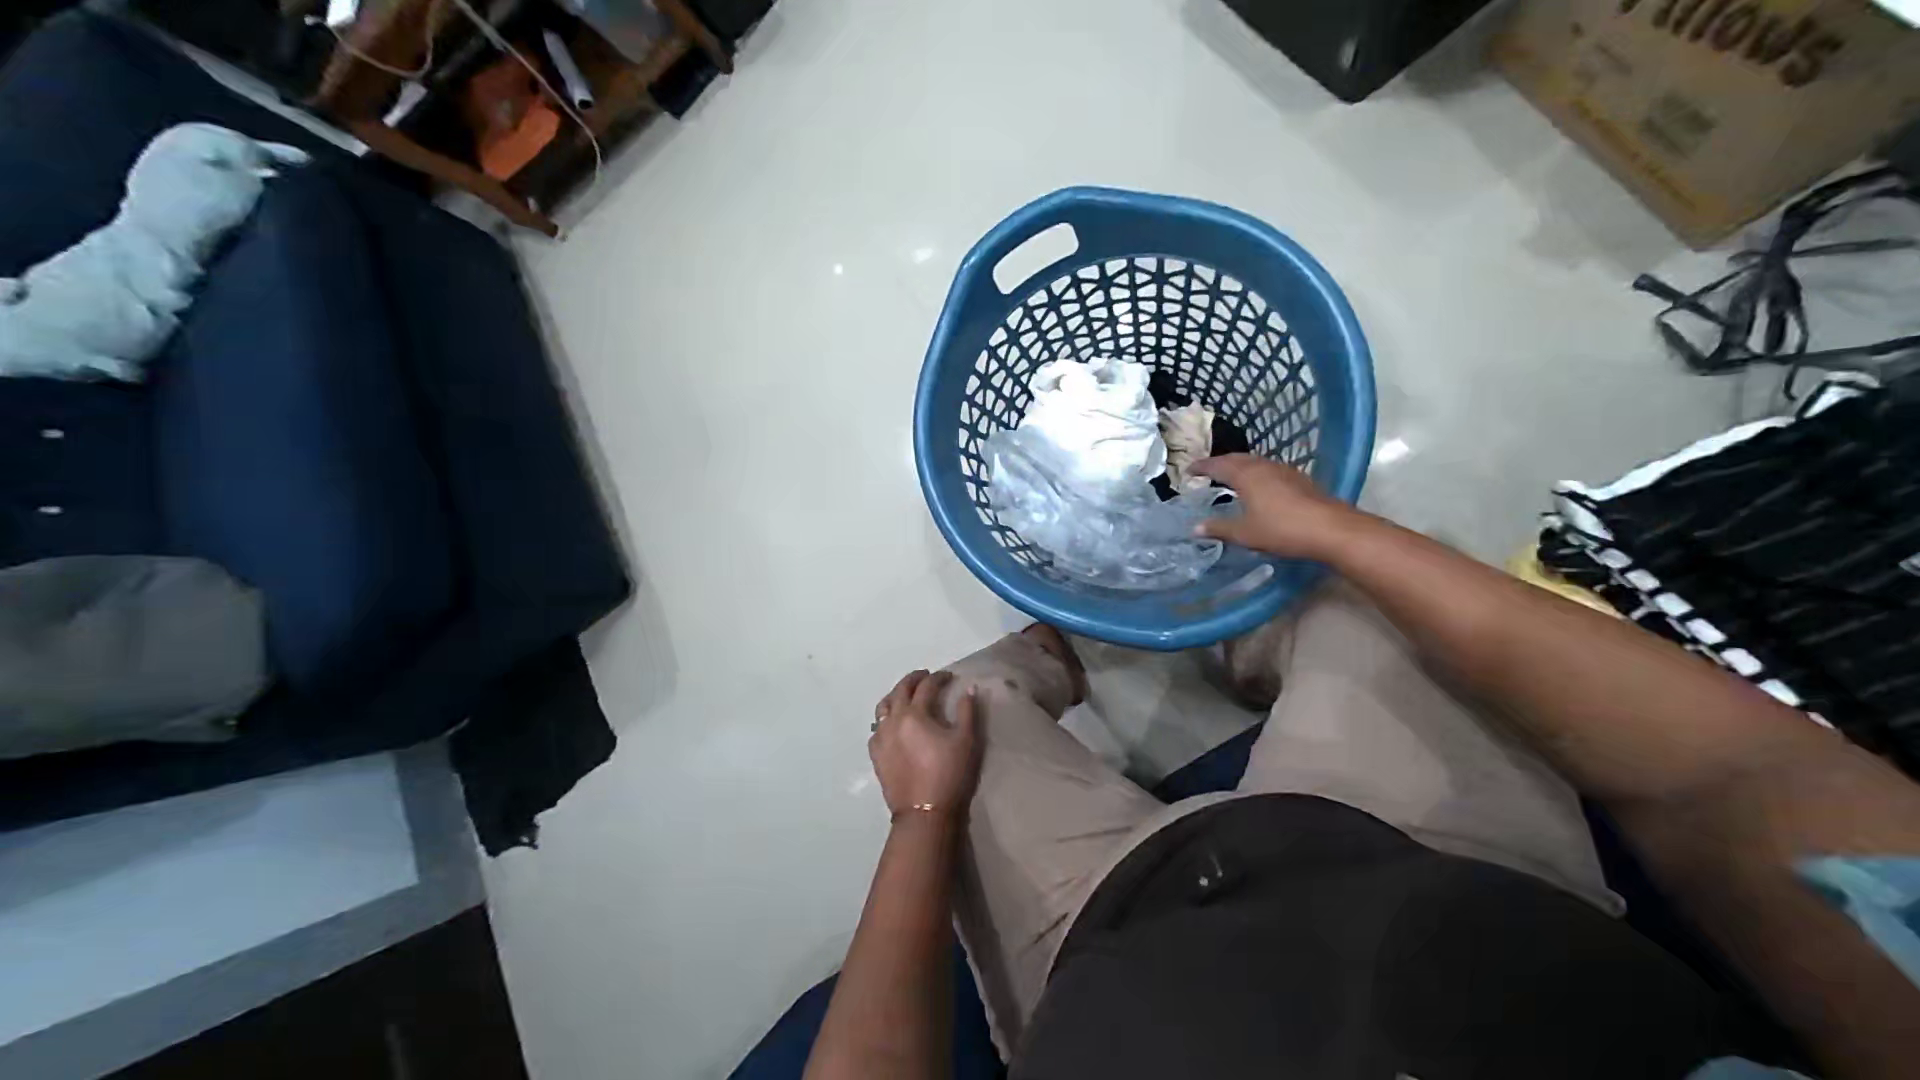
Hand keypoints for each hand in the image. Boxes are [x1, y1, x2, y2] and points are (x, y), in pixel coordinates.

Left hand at [870, 670, 979, 820]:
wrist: (924, 813)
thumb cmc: (948, 774)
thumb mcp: (966, 740)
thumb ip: (967, 711)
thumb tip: (968, 688)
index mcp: (914, 714)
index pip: (926, 687)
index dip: (939, 678)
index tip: (949, 676)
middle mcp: (893, 721)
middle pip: (900, 690)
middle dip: (913, 679)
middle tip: (926, 676)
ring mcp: (880, 738)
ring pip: (883, 707)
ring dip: (896, 696)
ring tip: (906, 696)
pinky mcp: (876, 755)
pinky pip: (876, 729)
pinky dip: (885, 719)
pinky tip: (892, 724)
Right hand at [1191, 453, 1368, 559]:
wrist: (1331, 529)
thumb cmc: (1282, 529)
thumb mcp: (1245, 533)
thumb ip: (1218, 528)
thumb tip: (1195, 528)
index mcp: (1246, 475)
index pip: (1217, 465)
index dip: (1201, 467)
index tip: (1188, 471)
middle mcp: (1263, 466)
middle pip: (1236, 458)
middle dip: (1219, 463)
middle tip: (1207, 472)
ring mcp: (1284, 470)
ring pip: (1255, 462)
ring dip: (1239, 466)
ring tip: (1229, 477)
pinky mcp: (1298, 479)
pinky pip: (1268, 469)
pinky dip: (1255, 473)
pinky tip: (1257, 486)